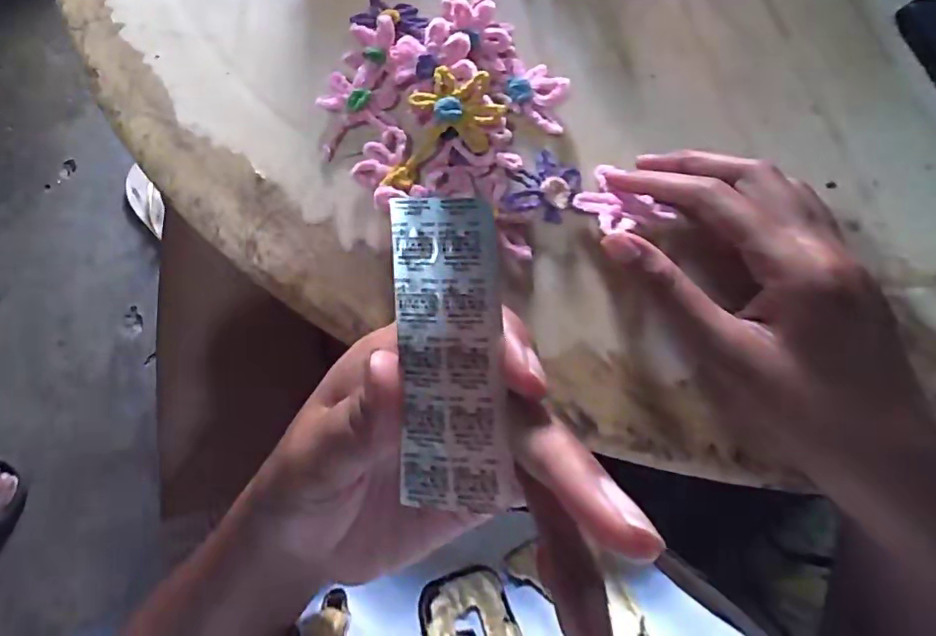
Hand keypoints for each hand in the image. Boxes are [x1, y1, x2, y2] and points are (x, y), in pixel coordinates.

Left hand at [243, 309, 661, 585]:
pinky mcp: (489, 480)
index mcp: (408, 353)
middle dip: (570, 459)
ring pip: (544, 456)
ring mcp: (477, 431)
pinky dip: (569, 549)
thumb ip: (356, 417)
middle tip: (624, 526)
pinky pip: (540, 504)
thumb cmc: (300, 479)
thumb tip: (391, 364)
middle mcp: (454, 383)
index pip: (466, 330)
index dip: (505, 346)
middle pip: (520, 406)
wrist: (304, 539)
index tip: (531, 383)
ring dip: (588, 504)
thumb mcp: (315, 453)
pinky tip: (586, 605)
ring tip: (635, 552)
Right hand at [596, 152, 935, 518]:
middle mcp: (824, 244)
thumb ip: (671, 292)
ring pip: (780, 184)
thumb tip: (616, 240)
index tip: (613, 180)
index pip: (717, 199)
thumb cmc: (807, 417)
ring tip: (677, 178)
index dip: (659, 184)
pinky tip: (732, 208)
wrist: (899, 466)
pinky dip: (753, 191)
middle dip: (691, 164)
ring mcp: (842, 254)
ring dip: (724, 171)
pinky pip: (797, 205)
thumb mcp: (728, 357)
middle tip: (639, 169)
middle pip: (753, 175)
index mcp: (796, 263)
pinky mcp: (847, 268)